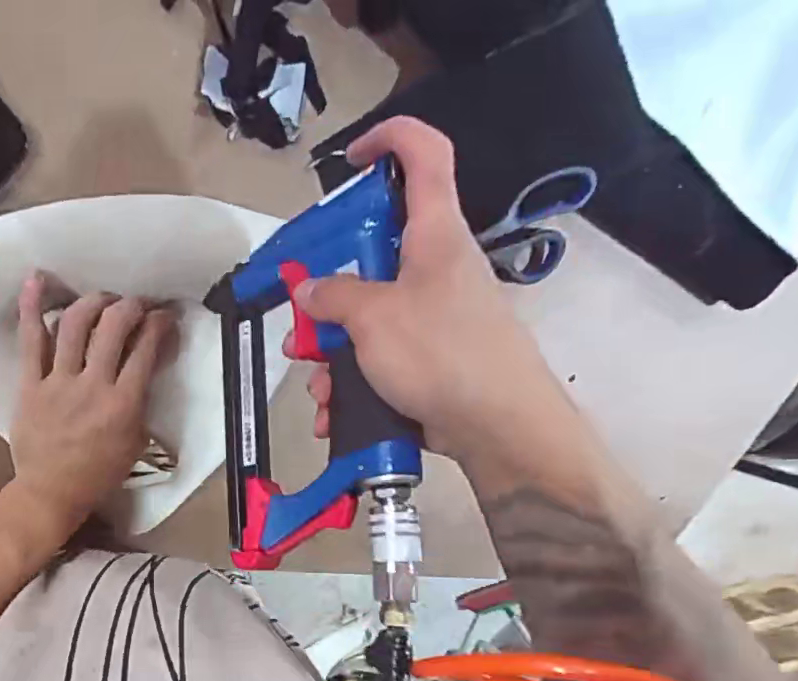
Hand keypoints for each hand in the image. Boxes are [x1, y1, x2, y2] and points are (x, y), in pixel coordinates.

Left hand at [0, 273, 176, 548]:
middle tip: (133, 307)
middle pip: (114, 324)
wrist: (50, 492)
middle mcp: (93, 385)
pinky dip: (32, 307)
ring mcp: (58, 382)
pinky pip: (30, 341)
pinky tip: (37, 279)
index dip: (159, 322)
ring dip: (92, 302)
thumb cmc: (97, 473)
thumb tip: (146, 367)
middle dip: (129, 306)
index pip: (147, 347)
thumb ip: (141, 403)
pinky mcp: (30, 384)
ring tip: (101, 301)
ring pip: (74, 323)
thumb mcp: (134, 442)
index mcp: (123, 403)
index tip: (162, 317)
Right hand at [283, 117, 574, 461]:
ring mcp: (427, 316)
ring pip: (362, 320)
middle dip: (324, 297)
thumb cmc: (441, 353)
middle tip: (301, 327)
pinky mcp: (422, 358)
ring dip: (330, 355)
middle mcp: (431, 269)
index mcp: (433, 237)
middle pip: (369, 259)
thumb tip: (308, 288)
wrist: (496, 423)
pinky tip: (331, 412)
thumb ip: (335, 296)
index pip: (424, 158)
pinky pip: (373, 359)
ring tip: (318, 389)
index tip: (351, 157)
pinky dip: (348, 385)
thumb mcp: (376, 317)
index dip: (391, 141)